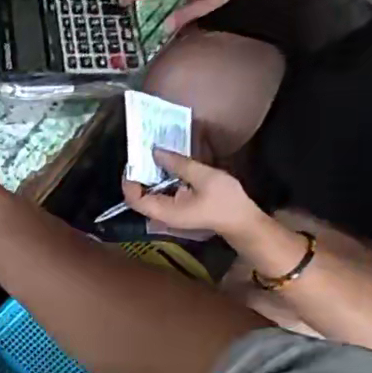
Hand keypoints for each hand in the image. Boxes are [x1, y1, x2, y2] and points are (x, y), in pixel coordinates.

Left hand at [124, 150, 262, 234]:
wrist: (242, 220)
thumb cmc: (225, 201)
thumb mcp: (204, 177)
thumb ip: (178, 164)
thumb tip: (155, 152)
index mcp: (164, 211)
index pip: (134, 199)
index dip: (129, 181)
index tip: (133, 161)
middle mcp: (162, 214)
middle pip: (140, 195)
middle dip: (139, 174)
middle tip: (142, 152)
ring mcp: (169, 212)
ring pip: (150, 192)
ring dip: (150, 175)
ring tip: (152, 154)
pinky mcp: (177, 207)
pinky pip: (162, 192)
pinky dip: (162, 178)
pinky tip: (167, 164)